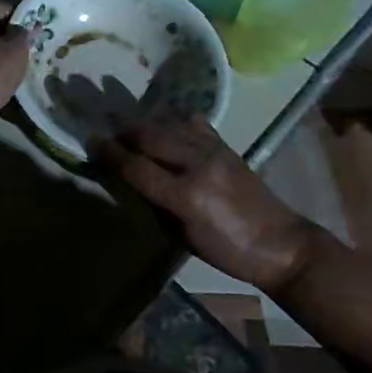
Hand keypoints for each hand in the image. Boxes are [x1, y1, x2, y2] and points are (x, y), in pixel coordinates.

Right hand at [96, 116, 318, 293]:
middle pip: (150, 136)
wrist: (280, 244)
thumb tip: (132, 180)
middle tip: (106, 135)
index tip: (90, 142)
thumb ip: (157, 205)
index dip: (110, 153)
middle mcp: (198, 165)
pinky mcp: (226, 145)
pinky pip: (192, 122)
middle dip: (124, 134)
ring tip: (130, 130)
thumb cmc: (228, 252)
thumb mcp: (184, 238)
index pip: (137, 167)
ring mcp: (214, 150)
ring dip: (145, 124)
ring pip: (168, 124)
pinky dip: (172, 120)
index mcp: (186, 196)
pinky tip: (164, 125)